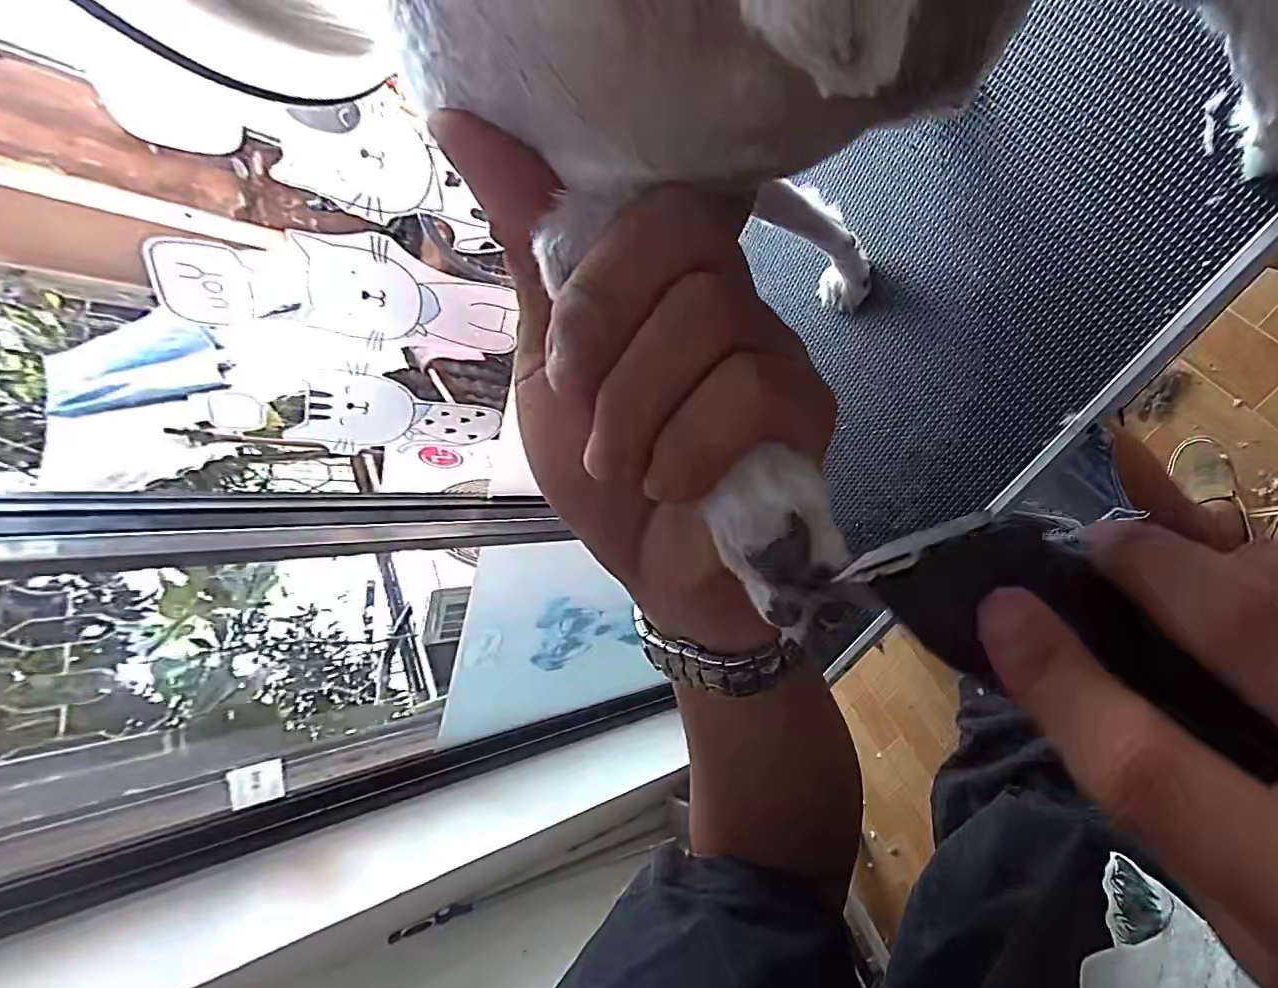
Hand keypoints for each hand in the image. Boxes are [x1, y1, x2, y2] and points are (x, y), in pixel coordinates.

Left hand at [431, 112, 835, 651]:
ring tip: (628, 468)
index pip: (667, 205)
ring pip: (716, 321)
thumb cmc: (609, 478)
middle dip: (610, 346)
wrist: (668, 573)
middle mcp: (741, 308)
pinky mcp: (811, 412)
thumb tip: (466, 126)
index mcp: (675, 290)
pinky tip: (676, 486)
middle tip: (589, 420)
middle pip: (690, 251)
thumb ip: (535, 263)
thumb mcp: (549, 370)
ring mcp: (783, 358)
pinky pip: (752, 392)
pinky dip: (691, 443)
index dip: (605, 270)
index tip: (564, 360)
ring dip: (642, 407)